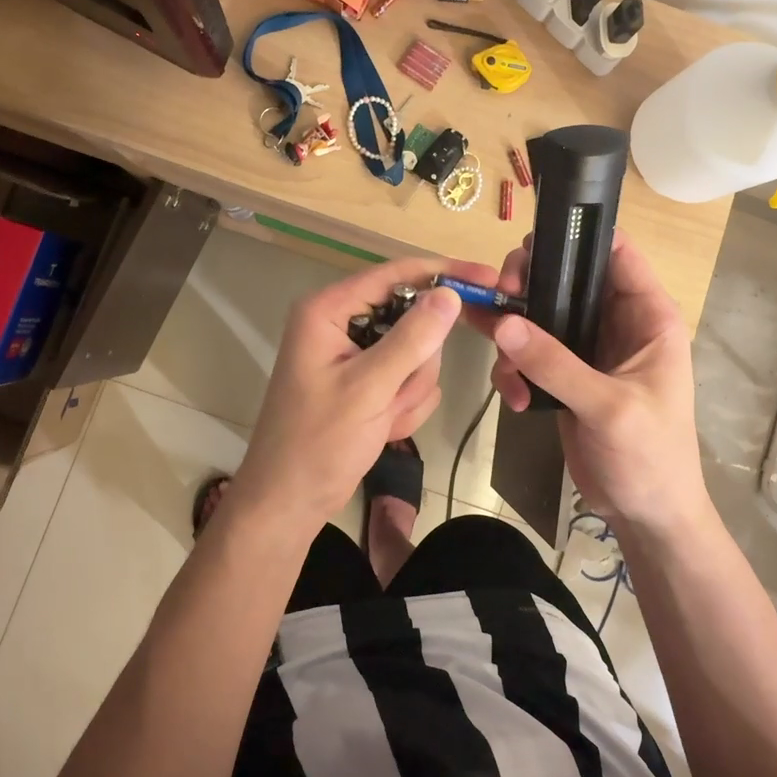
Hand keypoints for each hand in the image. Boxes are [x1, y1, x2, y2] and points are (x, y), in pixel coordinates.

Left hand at [232, 257, 499, 528]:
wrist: (289, 503)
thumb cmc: (318, 443)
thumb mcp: (369, 389)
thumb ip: (412, 339)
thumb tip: (450, 293)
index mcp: (327, 311)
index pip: (395, 275)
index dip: (443, 274)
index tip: (487, 278)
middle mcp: (339, 324)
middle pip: (412, 319)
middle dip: (414, 365)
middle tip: (393, 398)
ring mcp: (353, 355)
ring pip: (415, 354)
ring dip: (407, 392)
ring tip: (380, 420)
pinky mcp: (365, 382)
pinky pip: (407, 380)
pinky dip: (402, 407)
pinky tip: (380, 429)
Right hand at [466, 231, 706, 531]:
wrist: (646, 515)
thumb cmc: (650, 457)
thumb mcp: (609, 408)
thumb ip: (555, 364)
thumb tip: (502, 321)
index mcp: (647, 316)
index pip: (615, 252)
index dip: (574, 239)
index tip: (529, 249)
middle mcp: (616, 322)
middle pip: (565, 276)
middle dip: (528, 286)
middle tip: (498, 298)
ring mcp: (587, 348)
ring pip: (538, 313)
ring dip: (512, 335)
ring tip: (508, 371)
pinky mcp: (564, 375)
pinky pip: (527, 352)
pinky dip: (513, 370)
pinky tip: (516, 401)